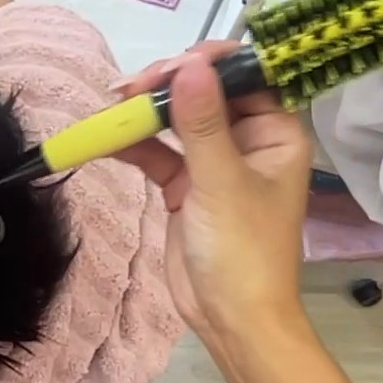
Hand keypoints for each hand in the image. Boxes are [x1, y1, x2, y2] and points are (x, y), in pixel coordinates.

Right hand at [111, 44, 313, 343]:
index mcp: (275, 134)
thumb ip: (202, 123)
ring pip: (177, 123)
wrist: (230, 318)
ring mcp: (213, 164)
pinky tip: (108, 139)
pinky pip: (158, 154)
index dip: (211, 64)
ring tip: (113, 106)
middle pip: (205, 96)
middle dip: (167, 87)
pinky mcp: (185, 186)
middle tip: (130, 88)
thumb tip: (188, 66)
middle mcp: (247, 142)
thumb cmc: (242, 250)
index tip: (172, 65)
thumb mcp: (221, 183)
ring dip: (145, 114)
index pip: (247, 79)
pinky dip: (134, 145)